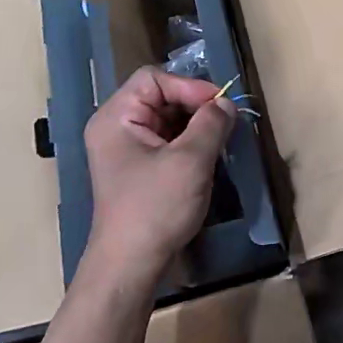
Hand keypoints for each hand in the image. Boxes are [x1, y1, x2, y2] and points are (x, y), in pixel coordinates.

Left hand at [82, 66, 236, 278]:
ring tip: (221, 140)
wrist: (132, 263)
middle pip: (160, 98)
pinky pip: (167, 144)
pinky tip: (209, 158)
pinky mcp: (140, 172)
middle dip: (195, 107)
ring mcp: (127, 152)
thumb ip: (211, 124)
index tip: (221, 106)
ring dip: (196, 127)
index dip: (190, 86)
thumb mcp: (190, 161)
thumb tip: (226, 104)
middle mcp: (116, 128)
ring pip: (167, 122)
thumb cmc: (156, 207)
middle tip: (226, 123)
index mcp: (116, 117)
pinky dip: (190, 145)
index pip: (154, 79)